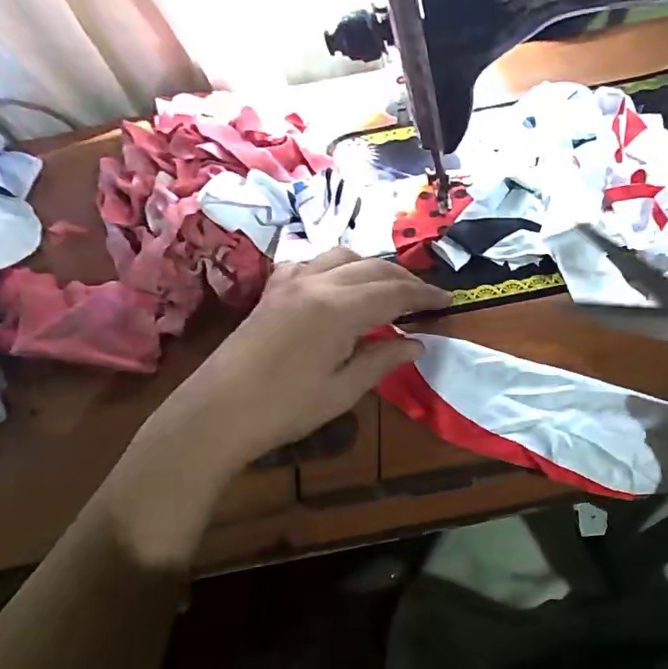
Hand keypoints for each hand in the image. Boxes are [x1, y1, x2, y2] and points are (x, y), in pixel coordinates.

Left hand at [173, 248, 451, 463]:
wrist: (218, 411)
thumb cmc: (286, 408)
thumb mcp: (343, 390)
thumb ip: (382, 359)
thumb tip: (417, 344)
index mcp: (338, 308)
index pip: (394, 291)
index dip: (425, 295)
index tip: (449, 301)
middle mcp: (317, 282)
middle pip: (372, 267)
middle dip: (405, 279)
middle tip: (426, 298)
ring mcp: (290, 281)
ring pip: (343, 256)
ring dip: (373, 267)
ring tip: (390, 288)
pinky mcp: (273, 290)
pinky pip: (313, 262)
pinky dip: (338, 267)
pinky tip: (341, 286)